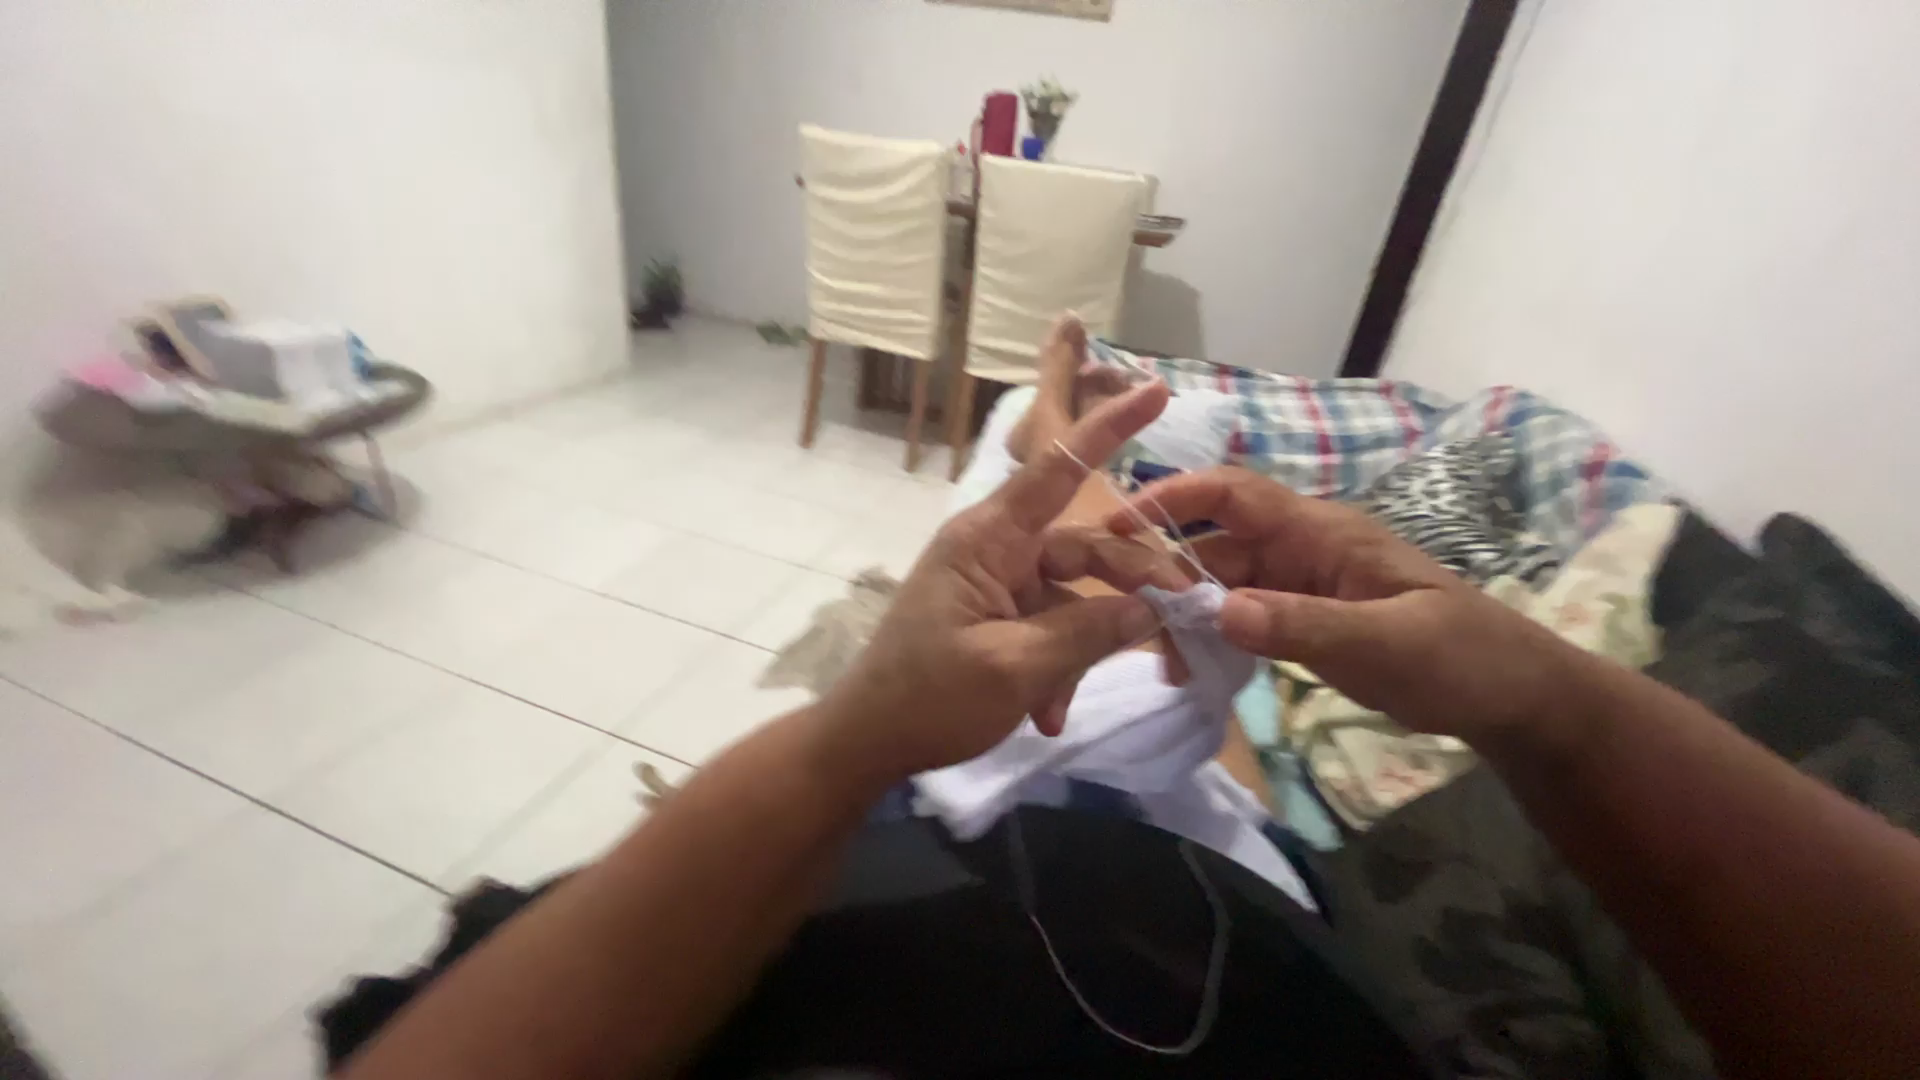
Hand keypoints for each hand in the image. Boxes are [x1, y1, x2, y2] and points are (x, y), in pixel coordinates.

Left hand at [816, 381, 1188, 781]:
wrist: (869, 740)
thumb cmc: (929, 697)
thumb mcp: (1014, 668)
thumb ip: (1087, 633)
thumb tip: (1148, 610)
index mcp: (987, 537)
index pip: (1056, 469)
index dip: (1108, 429)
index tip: (1156, 391)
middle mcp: (995, 548)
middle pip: (1083, 547)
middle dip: (1126, 584)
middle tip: (1176, 615)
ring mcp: (996, 584)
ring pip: (1072, 595)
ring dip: (1083, 648)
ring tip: (1065, 705)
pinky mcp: (998, 617)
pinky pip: (1049, 628)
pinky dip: (1058, 668)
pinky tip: (1048, 716)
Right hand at [1106, 467, 1585, 744]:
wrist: (1512, 698)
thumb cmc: (1462, 656)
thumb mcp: (1388, 642)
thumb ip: (1303, 625)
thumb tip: (1218, 612)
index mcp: (1320, 532)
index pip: (1234, 494)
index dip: (1174, 496)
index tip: (1120, 523)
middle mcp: (1298, 549)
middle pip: (1214, 547)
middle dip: (1168, 575)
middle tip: (1135, 621)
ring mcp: (1297, 585)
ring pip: (1220, 586)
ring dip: (1187, 616)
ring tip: (1167, 663)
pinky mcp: (1298, 618)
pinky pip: (1239, 618)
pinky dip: (1212, 638)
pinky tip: (1197, 670)